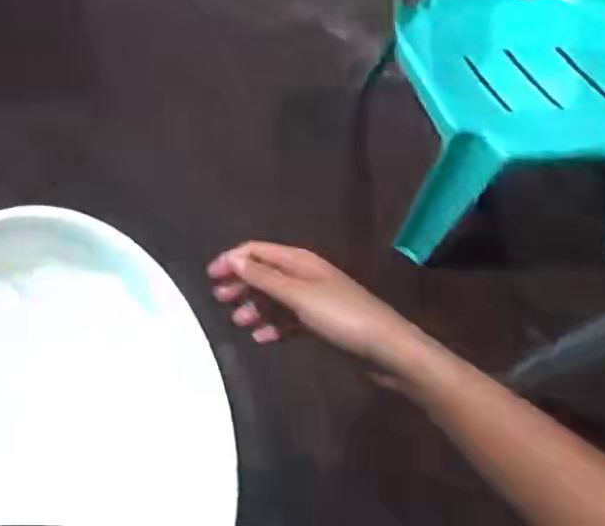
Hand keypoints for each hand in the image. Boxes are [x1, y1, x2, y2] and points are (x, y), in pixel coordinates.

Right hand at [207, 242, 430, 373]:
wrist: (393, 353)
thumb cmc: (342, 317)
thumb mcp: (297, 295)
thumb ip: (262, 277)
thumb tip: (232, 258)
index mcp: (297, 261)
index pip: (254, 251)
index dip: (231, 260)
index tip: (211, 276)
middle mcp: (303, 276)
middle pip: (262, 274)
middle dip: (240, 284)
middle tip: (220, 299)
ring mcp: (313, 300)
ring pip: (273, 299)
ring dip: (254, 308)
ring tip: (239, 322)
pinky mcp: (321, 324)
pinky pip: (288, 320)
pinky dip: (273, 326)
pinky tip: (262, 338)